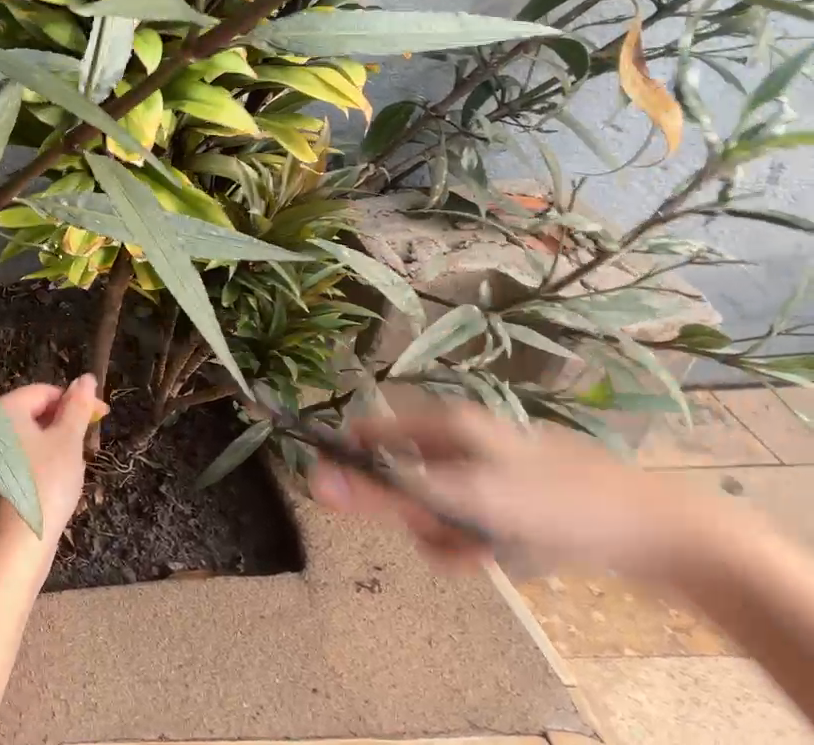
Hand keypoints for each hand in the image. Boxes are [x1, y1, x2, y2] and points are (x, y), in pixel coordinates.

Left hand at [0, 374, 107, 547]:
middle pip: (33, 411)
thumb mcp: (68, 440)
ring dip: (53, 440)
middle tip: (88, 440)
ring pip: (28, 434)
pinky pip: (19, 454)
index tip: (102, 416)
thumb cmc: (47, 482)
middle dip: (63, 421)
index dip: (75, 400)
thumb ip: (77, 406)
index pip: (43, 391)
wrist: (20, 539)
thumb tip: (84, 378)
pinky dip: (39, 457)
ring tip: (74, 461)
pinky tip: (55, 478)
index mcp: (4, 408)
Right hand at [309, 399, 724, 582]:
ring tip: (480, 553)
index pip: (367, 433)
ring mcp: (488, 473)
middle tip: (435, 532)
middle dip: (411, 512)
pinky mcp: (513, 503)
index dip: (346, 462)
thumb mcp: (464, 499)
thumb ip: (387, 492)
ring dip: (444, 536)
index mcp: (444, 423)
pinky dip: (473, 545)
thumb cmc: (558, 502)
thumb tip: (316, 481)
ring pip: (433, 507)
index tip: (336, 499)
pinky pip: (468, 523)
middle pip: (399, 476)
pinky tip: (500, 558)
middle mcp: (460, 441)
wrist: (666, 534)